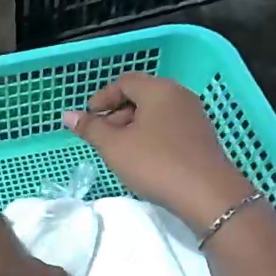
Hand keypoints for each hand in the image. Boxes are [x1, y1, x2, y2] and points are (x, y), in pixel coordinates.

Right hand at [64, 73, 256, 229]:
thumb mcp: (115, 147)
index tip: (88, 117)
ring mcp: (193, 116)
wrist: (207, 193)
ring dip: (133, 126)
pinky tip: (143, 159)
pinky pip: (169, 127)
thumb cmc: (155, 164)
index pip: (125, 82)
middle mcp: (179, 95)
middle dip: (117, 113)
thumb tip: (68, 115)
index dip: (102, 97)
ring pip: (156, 113)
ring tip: (119, 150)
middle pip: (142, 95)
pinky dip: (151, 136)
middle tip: (100, 136)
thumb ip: (91, 129)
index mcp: (158, 89)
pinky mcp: (201, 136)